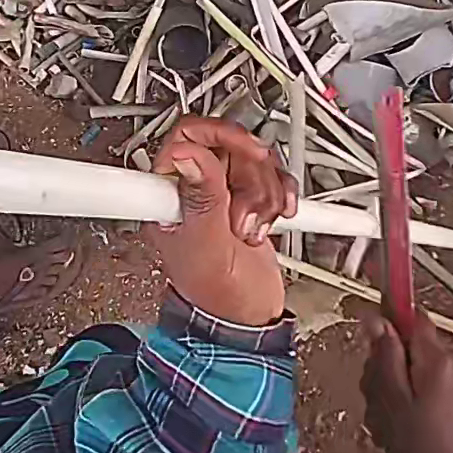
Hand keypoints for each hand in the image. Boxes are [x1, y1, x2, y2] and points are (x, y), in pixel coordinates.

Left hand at [149, 118, 296, 326]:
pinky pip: (273, 175)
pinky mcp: (249, 199)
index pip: (184, 137)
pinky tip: (278, 216)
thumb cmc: (214, 294)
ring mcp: (223, 192)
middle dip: (250, 177)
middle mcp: (194, 188)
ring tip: (253, 226)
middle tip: (246, 208)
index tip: (244, 152)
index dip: (217, 136)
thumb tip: (185, 154)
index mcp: (169, 194)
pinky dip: (283, 194)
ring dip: (266, 193)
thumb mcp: (206, 246)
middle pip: (228, 145)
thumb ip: (201, 198)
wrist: (246, 317)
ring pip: (254, 160)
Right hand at [360, 312, 452, 452]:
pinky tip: (391, 427)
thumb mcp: (394, 397)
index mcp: (435, 359)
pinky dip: (395, 404)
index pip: (413, 316)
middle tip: (376, 393)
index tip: (368, 333)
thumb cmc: (420, 444)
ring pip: (400, 370)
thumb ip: (385, 355)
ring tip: (383, 417)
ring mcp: (443, 387)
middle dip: (380, 364)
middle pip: (401, 345)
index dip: (389, 317)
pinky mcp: (440, 406)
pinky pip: (409, 391)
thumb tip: (376, 319)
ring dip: (384, 389)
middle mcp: (443, 367)